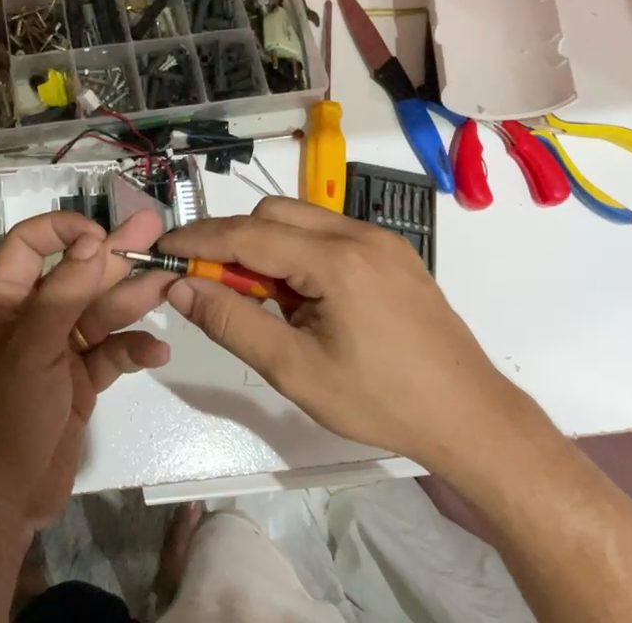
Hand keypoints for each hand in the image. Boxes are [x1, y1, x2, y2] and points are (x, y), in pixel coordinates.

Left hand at [0, 208, 175, 537]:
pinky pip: (109, 355)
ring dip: (132, 299)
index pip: (28, 245)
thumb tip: (91, 241)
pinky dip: (131, 350)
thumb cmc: (4, 415)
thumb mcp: (31, 348)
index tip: (100, 235)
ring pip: (98, 314)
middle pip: (75, 275)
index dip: (61, 231)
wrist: (0, 498)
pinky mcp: (78, 383)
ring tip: (168, 282)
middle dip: (113, 257)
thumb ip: (62, 293)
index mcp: (4, 302)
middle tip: (156, 233)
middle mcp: (31, 320)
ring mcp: (56, 352)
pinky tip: (157, 350)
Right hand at [159, 197, 541, 474]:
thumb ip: (230, 322)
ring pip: (300, 218)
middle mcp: (359, 234)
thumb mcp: (294, 370)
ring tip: (264, 301)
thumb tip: (179, 287)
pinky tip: (302, 298)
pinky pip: (328, 233)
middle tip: (214, 288)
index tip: (161, 249)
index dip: (197, 240)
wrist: (470, 418)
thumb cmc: (379, 401)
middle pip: (272, 213)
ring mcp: (381, 240)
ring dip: (266, 246)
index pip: (246, 233)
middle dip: (233, 242)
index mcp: (336, 261)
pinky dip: (298, 252)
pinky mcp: (393, 253)